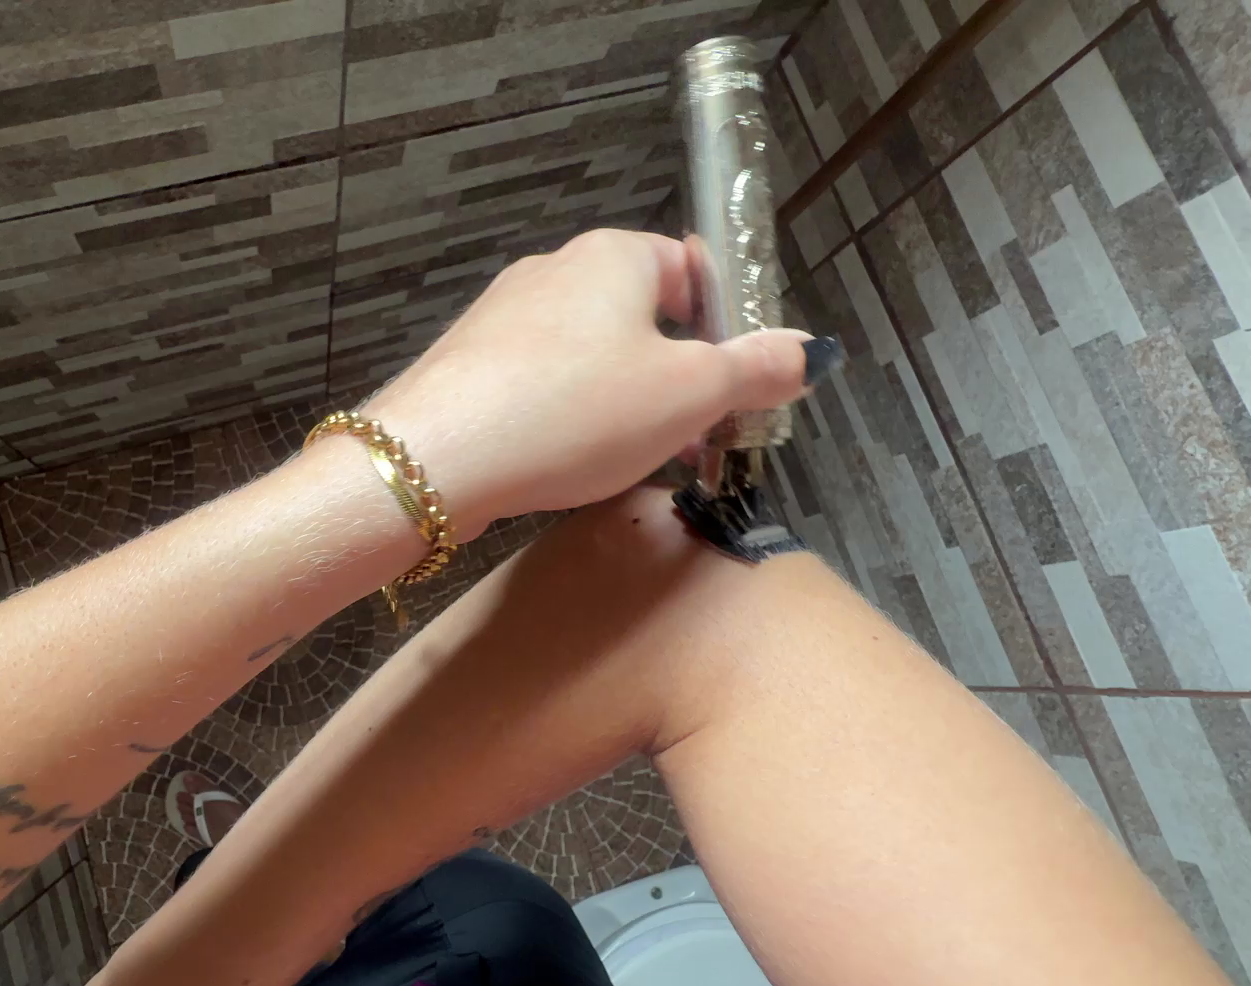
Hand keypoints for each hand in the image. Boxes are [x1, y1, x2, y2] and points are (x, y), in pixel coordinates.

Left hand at [360, 228, 815, 539]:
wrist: (440, 456)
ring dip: (622, 404)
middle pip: (637, 320)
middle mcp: (551, 271)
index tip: (733, 388)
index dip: (724, 327)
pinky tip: (568, 462)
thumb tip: (810, 351)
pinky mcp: (467, 366)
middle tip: (691, 441)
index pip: (690, 271)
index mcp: (612, 257)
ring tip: (636, 462)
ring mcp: (500, 318)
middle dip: (673, 379)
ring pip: (586, 358)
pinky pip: (538, 385)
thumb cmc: (578, 411)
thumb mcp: (688, 394)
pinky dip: (566, 417)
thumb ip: (756, 369)